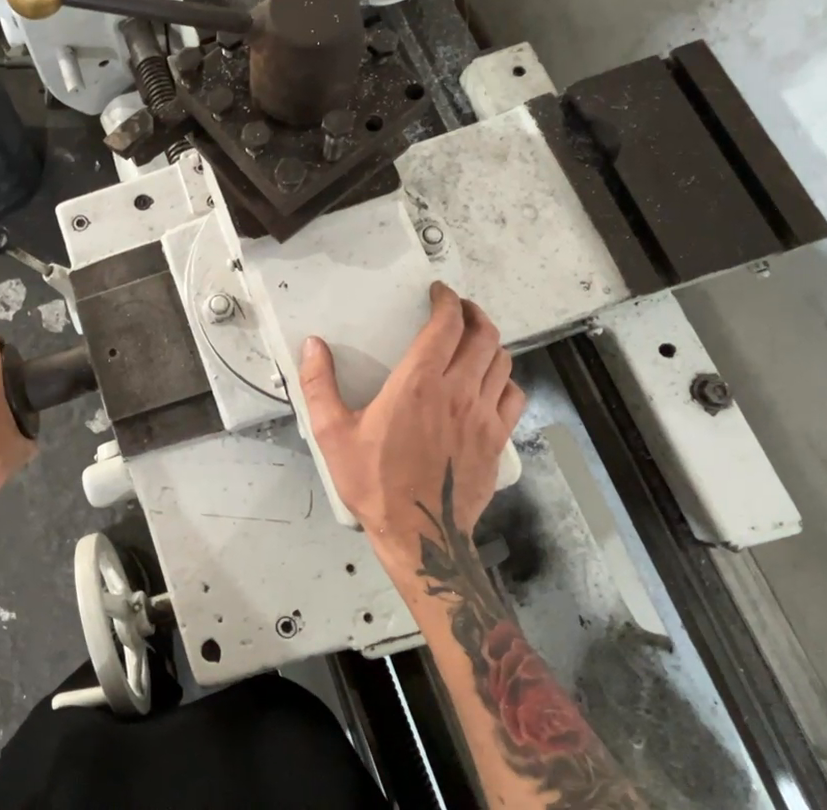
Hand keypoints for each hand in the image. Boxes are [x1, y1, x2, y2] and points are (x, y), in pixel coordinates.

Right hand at [299, 283, 524, 559]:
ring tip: (473, 339)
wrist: (420, 533)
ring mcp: (484, 416)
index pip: (445, 326)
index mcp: (417, 384)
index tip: (438, 293)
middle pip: (482, 336)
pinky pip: (513, 395)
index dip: (446, 301)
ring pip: (502, 361)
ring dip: (489, 342)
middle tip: (458, 309)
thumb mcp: (332, 434)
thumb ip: (319, 385)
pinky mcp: (498, 440)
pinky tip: (490, 382)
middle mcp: (457, 392)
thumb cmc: (373, 483)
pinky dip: (504, 378)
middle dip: (472, 313)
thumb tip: (313, 346)